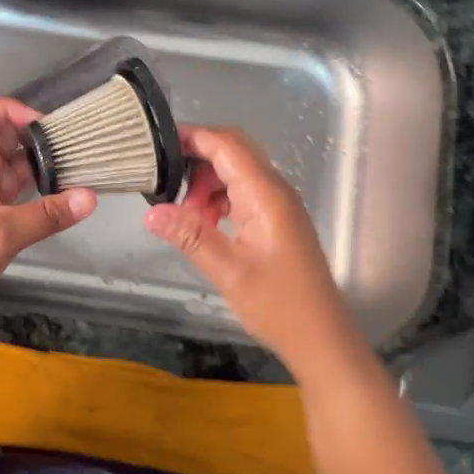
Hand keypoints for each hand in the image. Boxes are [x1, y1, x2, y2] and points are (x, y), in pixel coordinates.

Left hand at [0, 97, 96, 320]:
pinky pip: (15, 190)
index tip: (41, 125)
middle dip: (34, 135)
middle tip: (70, 147)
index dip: (8, 107)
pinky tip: (62, 197)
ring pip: (11, 164)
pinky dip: (36, 189)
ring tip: (74, 168)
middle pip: (1, 135)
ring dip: (39, 162)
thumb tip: (91, 196)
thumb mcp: (5, 234)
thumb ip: (48, 215)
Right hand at [144, 126, 350, 363]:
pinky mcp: (277, 221)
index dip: (193, 136)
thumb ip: (191, 236)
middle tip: (164, 181)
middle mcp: (275, 191)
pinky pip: (244, 192)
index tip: (156, 142)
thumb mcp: (228, 271)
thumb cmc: (278, 305)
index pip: (227, 145)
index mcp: (266, 195)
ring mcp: (279, 205)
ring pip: (237, 172)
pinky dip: (219, 198)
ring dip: (206, 183)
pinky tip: (203, 224)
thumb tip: (152, 213)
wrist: (321, 337)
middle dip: (197, 158)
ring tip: (183, 214)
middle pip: (233, 151)